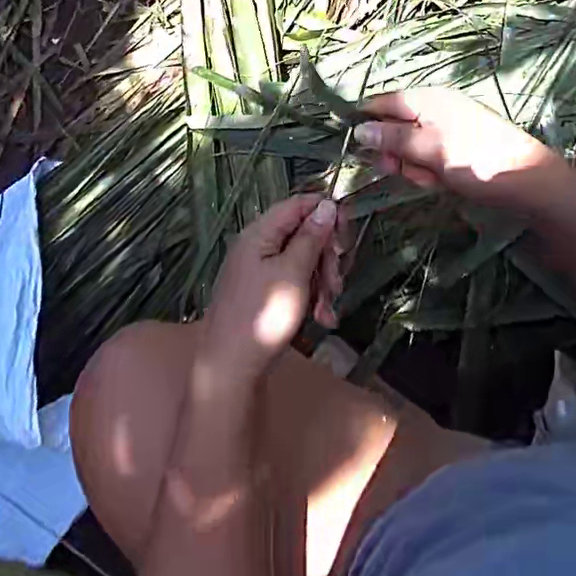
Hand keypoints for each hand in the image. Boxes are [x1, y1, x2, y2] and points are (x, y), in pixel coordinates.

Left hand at [198, 194, 343, 385]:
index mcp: (259, 234)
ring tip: (327, 307)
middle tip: (336, 281)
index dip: (325, 213)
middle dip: (326, 255)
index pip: (298, 204)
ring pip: (303, 260)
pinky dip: (311, 295)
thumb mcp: (294, 272)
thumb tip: (326, 205)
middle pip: (303, 233)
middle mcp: (257, 246)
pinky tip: (321, 318)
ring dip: (322, 280)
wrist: (230, 371)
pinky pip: (294, 281)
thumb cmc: (263, 317)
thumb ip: (311, 236)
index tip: (345, 236)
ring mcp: (258, 270)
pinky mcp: (262, 293)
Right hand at [352, 88, 566, 210]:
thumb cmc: (477, 159)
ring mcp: (447, 131)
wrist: (529, 183)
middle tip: (410, 170)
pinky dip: (431, 174)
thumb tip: (359, 129)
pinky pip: (429, 160)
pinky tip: (443, 183)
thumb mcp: (430, 147)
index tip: (360, 149)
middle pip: (394, 129)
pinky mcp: (456, 151)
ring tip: (435, 178)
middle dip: (397, 154)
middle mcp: (435, 109)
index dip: (368, 123)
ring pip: (410, 150)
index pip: (383, 102)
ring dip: (414, 168)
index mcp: (428, 98)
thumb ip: (393, 138)